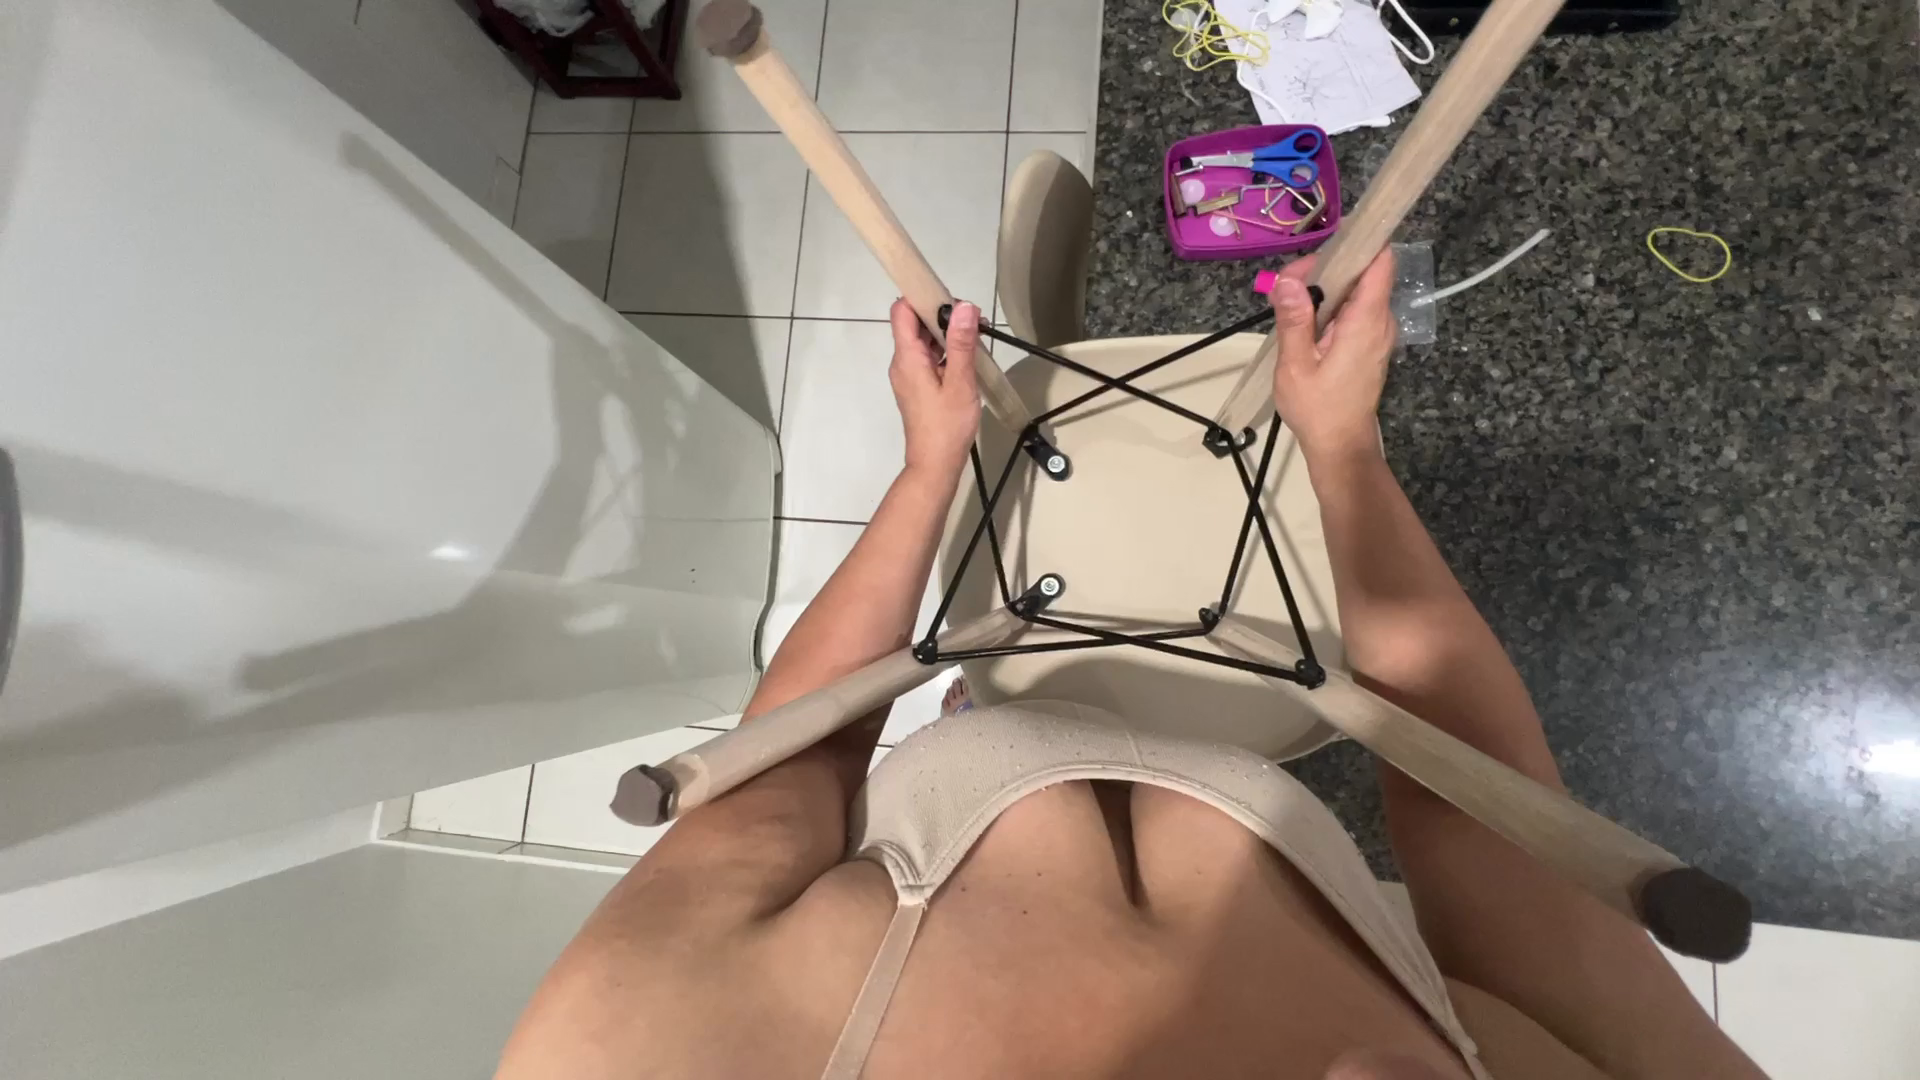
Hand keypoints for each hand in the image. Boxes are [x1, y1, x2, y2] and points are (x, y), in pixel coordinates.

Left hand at [888, 298, 980, 477]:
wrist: (935, 465)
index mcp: (907, 358)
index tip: (952, 300)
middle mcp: (903, 363)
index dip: (923, 297)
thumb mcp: (960, 383)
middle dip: (942, 315)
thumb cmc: (947, 427)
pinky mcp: (917, 387)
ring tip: (977, 339)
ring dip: (947, 335)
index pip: (902, 311)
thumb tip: (965, 307)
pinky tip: (968, 359)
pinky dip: (946, 353)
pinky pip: (928, 359)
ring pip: (924, 342)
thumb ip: (961, 344)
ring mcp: (909, 376)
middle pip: (914, 324)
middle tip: (974, 321)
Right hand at [1268, 251, 1397, 467]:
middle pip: (1363, 273)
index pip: (1379, 261)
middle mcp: (1381, 320)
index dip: (1353, 246)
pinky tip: (1304, 324)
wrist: (1339, 444)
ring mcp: (1378, 332)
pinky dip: (1331, 309)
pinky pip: (1354, 312)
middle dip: (1327, 270)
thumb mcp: (1295, 365)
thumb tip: (1288, 280)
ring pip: (1356, 292)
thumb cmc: (1317, 408)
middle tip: (1286, 287)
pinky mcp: (1369, 344)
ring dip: (1326, 290)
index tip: (1315, 256)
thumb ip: (1294, 320)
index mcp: (1366, 321)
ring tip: (1289, 304)